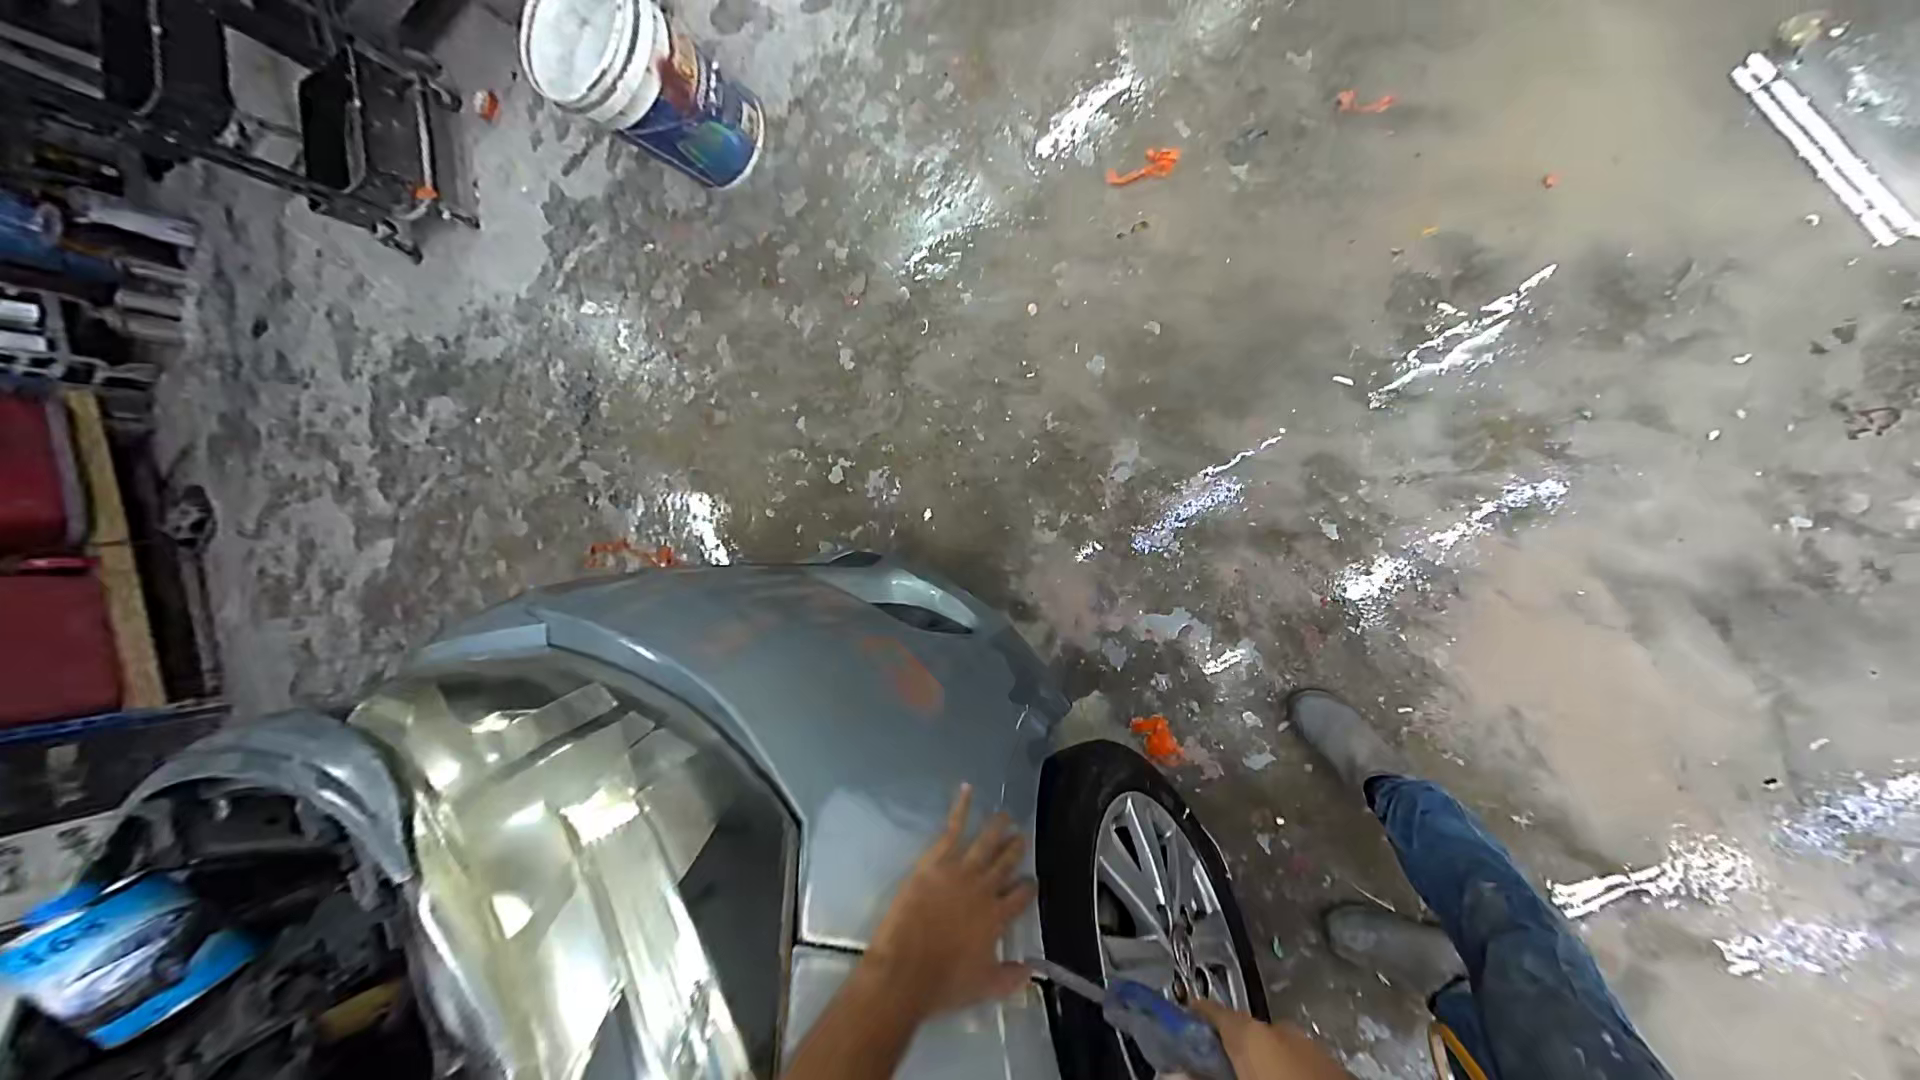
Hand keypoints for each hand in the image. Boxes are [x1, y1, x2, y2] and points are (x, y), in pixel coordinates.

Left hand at [861, 783, 1036, 1017]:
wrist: (907, 968)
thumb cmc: (944, 981)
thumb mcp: (985, 986)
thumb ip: (1011, 978)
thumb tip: (1032, 971)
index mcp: (997, 917)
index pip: (1021, 896)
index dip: (1028, 886)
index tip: (1032, 879)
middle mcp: (985, 888)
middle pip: (1006, 863)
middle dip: (1016, 850)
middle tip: (1022, 836)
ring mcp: (961, 870)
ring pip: (985, 842)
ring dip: (998, 827)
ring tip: (1007, 815)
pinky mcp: (937, 860)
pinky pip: (952, 828)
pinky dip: (961, 807)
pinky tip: (967, 789)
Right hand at [1188, 998, 1356, 1079]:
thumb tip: (1168, 1072)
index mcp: (1253, 1032)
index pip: (1208, 1010)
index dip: (1188, 1020)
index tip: (1175, 1034)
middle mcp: (1282, 1030)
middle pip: (1240, 1032)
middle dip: (1226, 1052)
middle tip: (1211, 1070)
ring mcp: (1315, 1050)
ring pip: (1272, 1050)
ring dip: (1258, 1066)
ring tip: (1245, 1079)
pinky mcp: (1339, 1071)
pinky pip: (1298, 1066)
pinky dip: (1283, 1074)